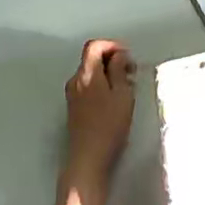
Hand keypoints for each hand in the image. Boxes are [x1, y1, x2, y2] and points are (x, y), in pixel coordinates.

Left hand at [63, 40, 136, 197]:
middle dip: (112, 59)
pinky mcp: (74, 107)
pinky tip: (115, 99)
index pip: (94, 46)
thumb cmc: (109, 126)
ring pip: (90, 73)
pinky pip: (88, 86)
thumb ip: (119, 70)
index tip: (128, 56)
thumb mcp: (122, 95)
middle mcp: (75, 81)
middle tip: (132, 71)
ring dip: (108, 73)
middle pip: (91, 58)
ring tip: (127, 86)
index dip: (111, 45)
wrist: (87, 159)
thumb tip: (118, 55)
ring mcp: (72, 95)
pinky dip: (102, 84)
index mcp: (86, 74)